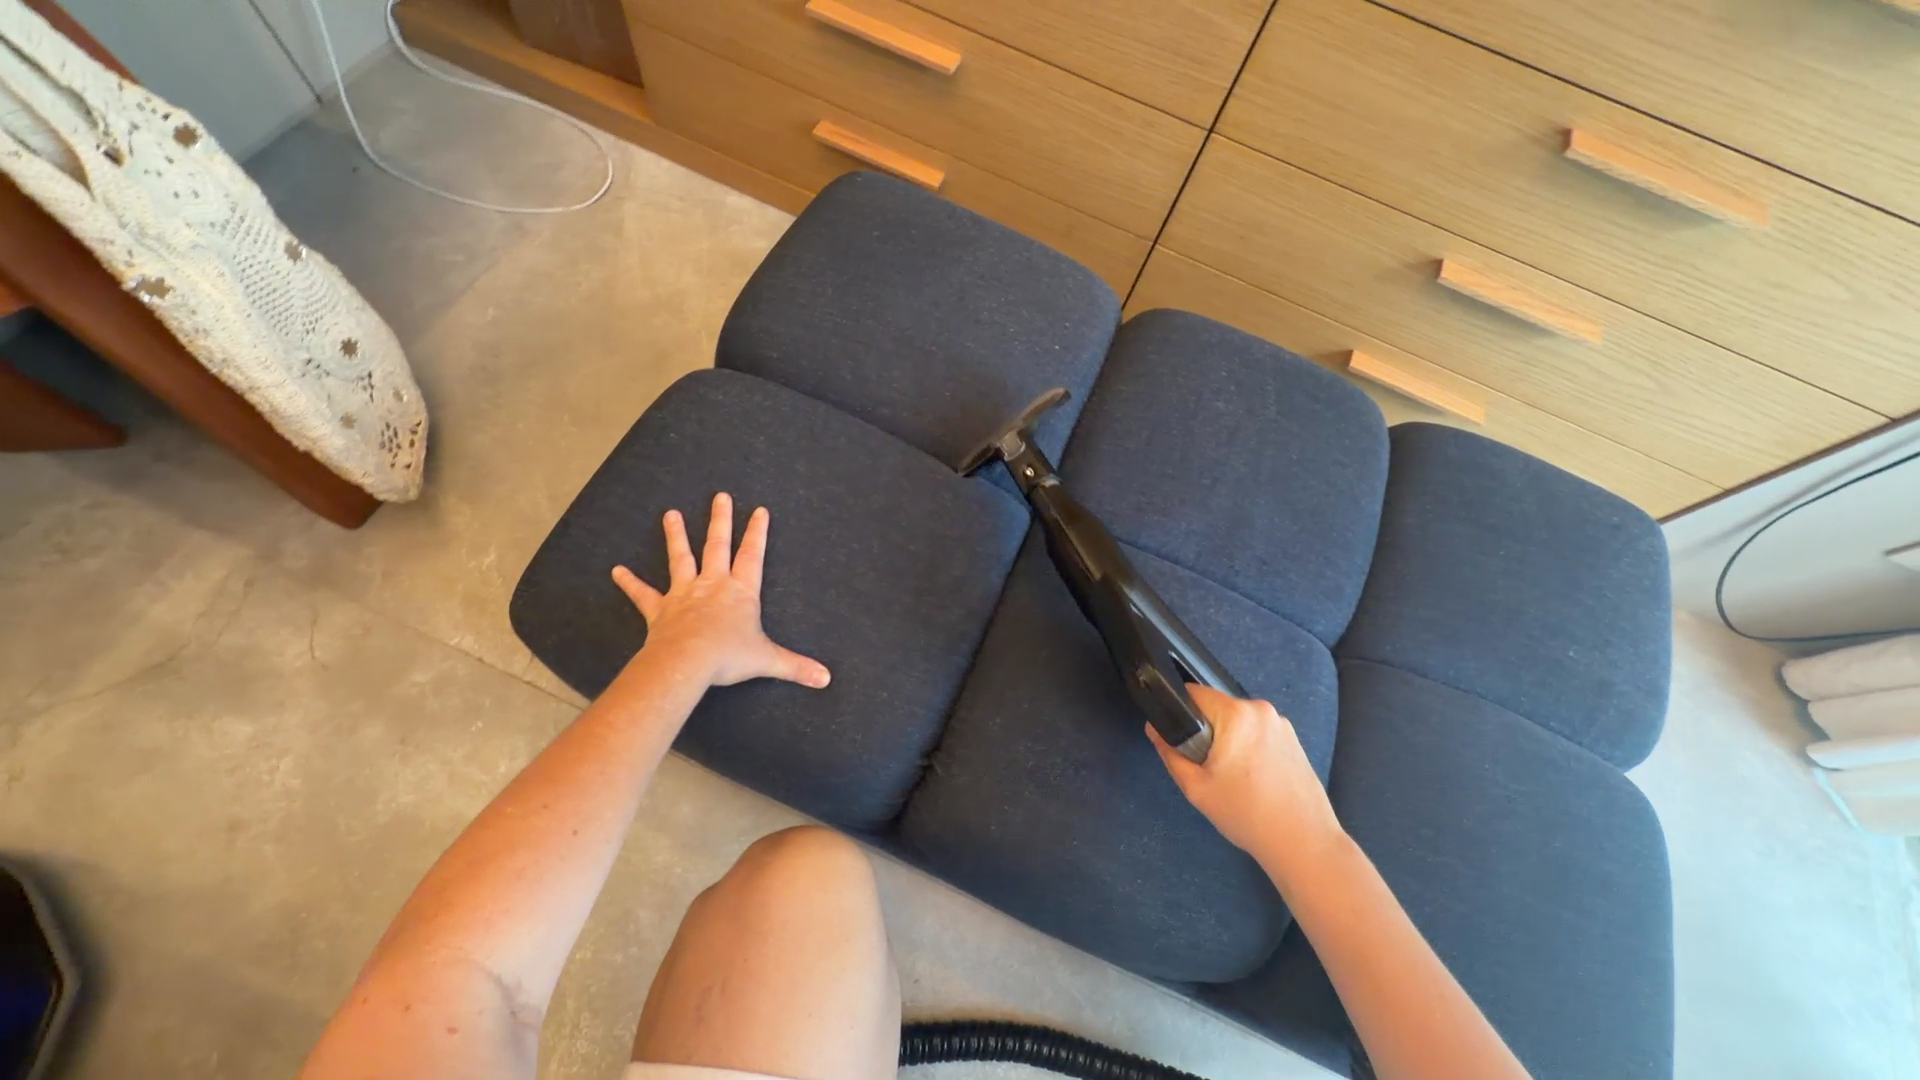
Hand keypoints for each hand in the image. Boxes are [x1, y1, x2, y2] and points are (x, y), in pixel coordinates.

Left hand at [611, 493, 830, 689]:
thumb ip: (797, 667)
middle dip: (720, 520)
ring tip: (670, 514)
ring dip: (675, 536)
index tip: (759, 510)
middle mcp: (713, 584)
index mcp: (741, 591)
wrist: (688, 661)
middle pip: (717, 545)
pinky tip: (616, 571)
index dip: (757, 532)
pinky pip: (643, 594)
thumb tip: (826, 679)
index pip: (753, 555)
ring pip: (680, 558)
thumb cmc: (729, 657)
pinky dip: (630, 583)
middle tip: (720, 497)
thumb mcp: (769, 660)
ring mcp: (684, 593)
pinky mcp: (660, 609)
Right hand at [1147, 684, 1344, 877]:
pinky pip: (1257, 732)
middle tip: (1204, 766)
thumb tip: (1154, 729)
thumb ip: (1170, 753)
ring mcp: (1282, 724)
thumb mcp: (1196, 788)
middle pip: (1217, 708)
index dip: (1178, 712)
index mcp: (1236, 714)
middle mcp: (1261, 710)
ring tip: (1230, 777)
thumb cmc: (1245, 813)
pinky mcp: (1294, 739)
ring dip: (1228, 739)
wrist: (1303, 842)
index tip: (1176, 738)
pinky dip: (1248, 747)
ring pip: (1238, 721)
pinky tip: (1252, 778)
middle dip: (1205, 730)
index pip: (1194, 693)